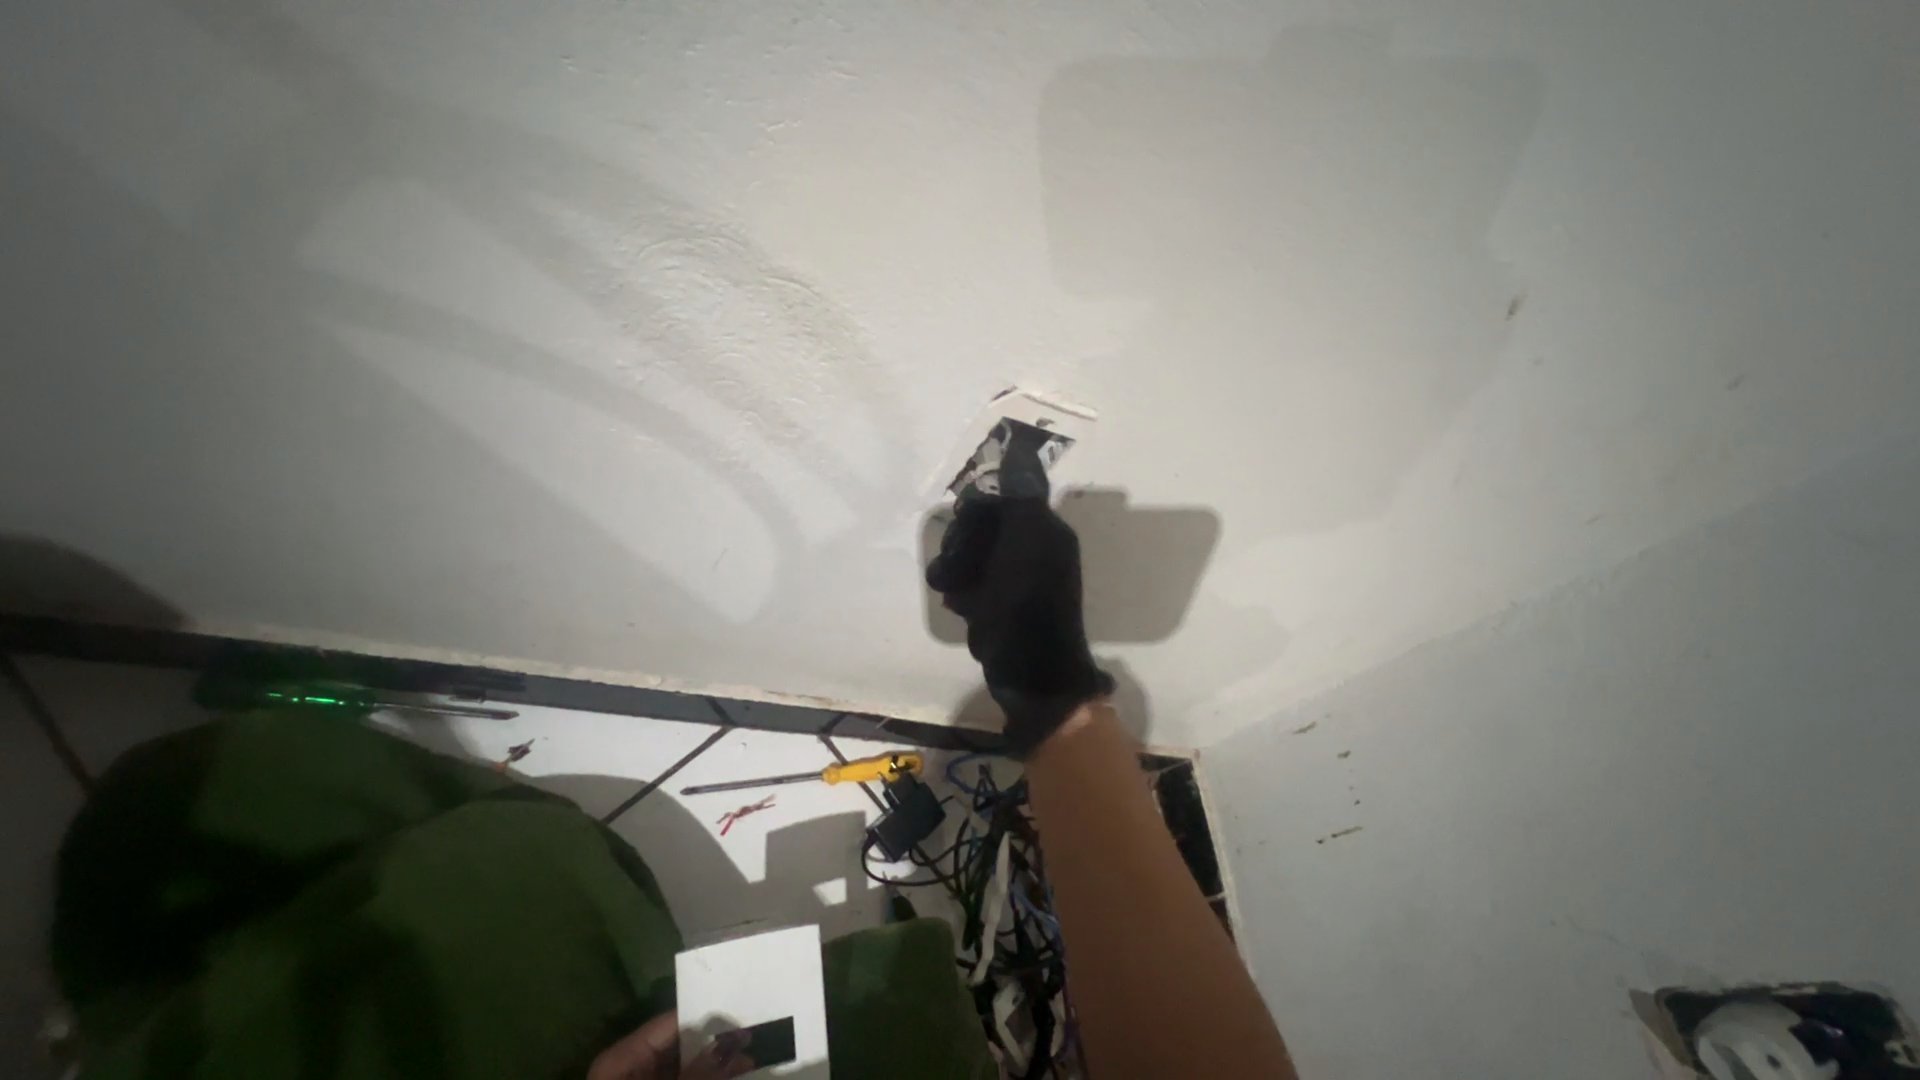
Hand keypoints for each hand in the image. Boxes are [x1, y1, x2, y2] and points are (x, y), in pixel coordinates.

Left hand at [587, 1012, 753, 1079]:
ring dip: (714, 1069)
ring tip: (749, 1064)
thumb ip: (700, 1075)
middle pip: (681, 1047)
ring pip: (685, 1069)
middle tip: (754, 1041)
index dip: (710, 1021)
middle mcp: (631, 1068)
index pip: (673, 1023)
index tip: (746, 1020)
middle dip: (716, 1048)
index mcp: (624, 1057)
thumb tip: (739, 1046)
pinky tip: (733, 1079)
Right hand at [925, 475, 1111, 757]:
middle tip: (956, 565)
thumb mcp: (1027, 540)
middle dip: (960, 545)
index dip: (975, 509)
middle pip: (980, 529)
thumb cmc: (1027, 602)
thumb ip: (1021, 497)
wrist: (1031, 672)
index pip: (999, 499)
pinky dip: (964, 597)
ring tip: (957, 594)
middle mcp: (1033, 551)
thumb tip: (1019, 454)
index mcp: (1044, 530)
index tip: (962, 524)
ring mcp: (1016, 582)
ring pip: (970, 560)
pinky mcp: (1000, 609)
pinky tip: (964, 610)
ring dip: (956, 572)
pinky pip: (971, 589)